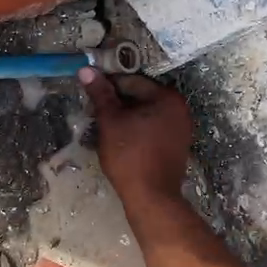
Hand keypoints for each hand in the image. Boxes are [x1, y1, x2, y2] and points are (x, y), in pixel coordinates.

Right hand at [79, 67, 193, 207]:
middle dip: (116, 103)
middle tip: (94, 114)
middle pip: (139, 96)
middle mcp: (179, 108)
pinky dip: (136, 129)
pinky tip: (120, 140)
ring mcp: (180, 127)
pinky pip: (152, 128)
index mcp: (167, 97)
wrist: (152, 197)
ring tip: (104, 128)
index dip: (107, 87)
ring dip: (124, 117)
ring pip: (145, 113)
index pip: (130, 81)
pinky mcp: (176, 144)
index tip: (89, 97)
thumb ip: (100, 94)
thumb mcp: (110, 121)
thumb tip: (86, 69)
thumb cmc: (129, 155)